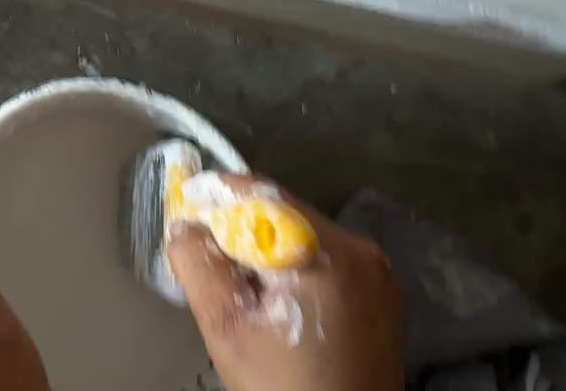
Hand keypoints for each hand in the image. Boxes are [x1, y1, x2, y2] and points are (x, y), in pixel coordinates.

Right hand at [168, 174, 402, 390]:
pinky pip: (322, 256)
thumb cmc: (284, 390)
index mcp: (328, 252)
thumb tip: (185, 223)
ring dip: (265, 246)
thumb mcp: (227, 327)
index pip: (261, 195)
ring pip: (300, 232)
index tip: (186, 203)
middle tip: (208, 254)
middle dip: (240, 226)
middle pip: (281, 212)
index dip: (218, 193)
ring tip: (241, 286)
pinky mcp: (381, 293)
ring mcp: (377, 272)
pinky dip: (292, 264)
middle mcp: (360, 249)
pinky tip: (275, 298)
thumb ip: (198, 263)